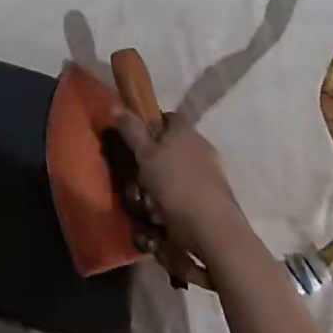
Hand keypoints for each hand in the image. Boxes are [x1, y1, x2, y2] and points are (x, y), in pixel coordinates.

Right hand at [114, 109, 245, 254]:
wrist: (212, 227)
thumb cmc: (174, 183)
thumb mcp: (145, 155)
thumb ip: (131, 130)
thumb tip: (116, 106)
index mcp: (185, 131)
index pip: (169, 117)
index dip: (152, 124)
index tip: (137, 138)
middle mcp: (202, 145)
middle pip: (175, 143)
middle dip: (158, 155)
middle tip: (140, 170)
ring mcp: (213, 170)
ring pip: (182, 167)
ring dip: (167, 178)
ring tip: (150, 197)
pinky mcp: (217, 193)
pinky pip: (190, 187)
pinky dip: (178, 196)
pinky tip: (166, 212)